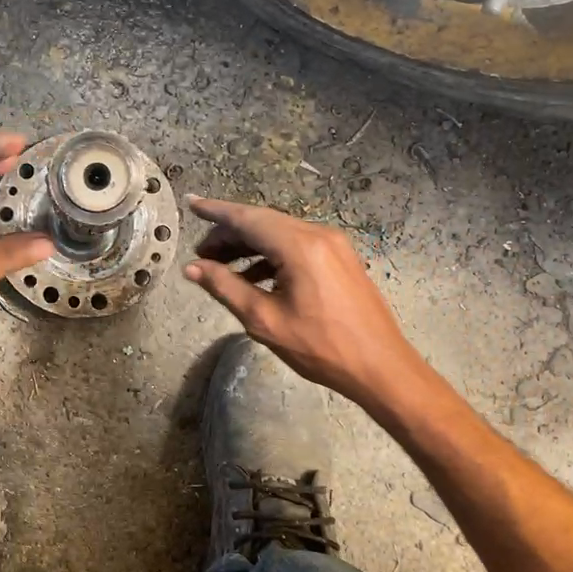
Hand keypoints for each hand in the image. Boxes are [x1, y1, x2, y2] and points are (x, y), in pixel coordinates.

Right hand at [182, 197, 443, 413]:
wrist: (381, 368)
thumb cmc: (320, 347)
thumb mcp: (264, 319)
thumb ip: (224, 287)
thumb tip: (192, 268)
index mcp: (299, 246)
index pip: (247, 218)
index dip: (215, 211)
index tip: (191, 203)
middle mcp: (317, 235)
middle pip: (262, 221)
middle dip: (228, 233)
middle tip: (201, 255)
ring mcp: (333, 244)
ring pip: (279, 232)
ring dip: (248, 244)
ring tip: (220, 267)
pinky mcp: (340, 257)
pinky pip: (295, 244)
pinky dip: (270, 254)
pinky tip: (253, 276)